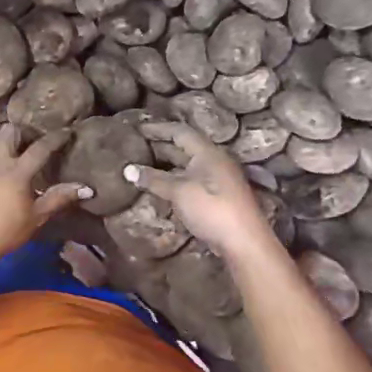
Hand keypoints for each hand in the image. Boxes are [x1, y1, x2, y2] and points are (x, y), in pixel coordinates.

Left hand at [0, 127, 91, 264]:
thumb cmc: (6, 231)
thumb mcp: (36, 217)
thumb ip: (59, 197)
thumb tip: (86, 188)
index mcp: (16, 172)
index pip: (39, 147)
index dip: (55, 138)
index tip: (67, 132)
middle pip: (10, 131)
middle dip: (24, 130)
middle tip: (38, 138)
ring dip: (9, 139)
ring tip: (22, 149)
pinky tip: (4, 166)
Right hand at [125, 122, 277, 260]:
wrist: (243, 241)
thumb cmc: (211, 208)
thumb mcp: (179, 191)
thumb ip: (154, 179)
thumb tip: (128, 169)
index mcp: (208, 152)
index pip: (180, 132)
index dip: (158, 129)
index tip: (137, 129)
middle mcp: (214, 161)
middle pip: (184, 147)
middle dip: (160, 146)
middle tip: (136, 147)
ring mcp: (216, 179)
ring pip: (186, 165)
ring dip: (165, 165)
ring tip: (142, 166)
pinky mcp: (216, 196)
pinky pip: (190, 180)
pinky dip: (173, 179)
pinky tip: (159, 186)